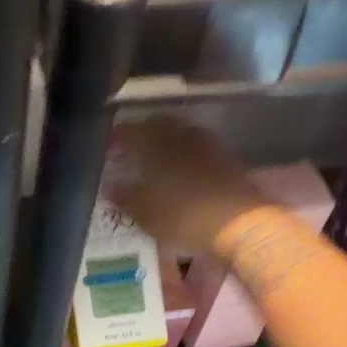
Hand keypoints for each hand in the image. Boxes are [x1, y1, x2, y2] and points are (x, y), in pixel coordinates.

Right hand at [107, 118, 265, 255]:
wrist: (238, 222)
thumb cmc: (184, 218)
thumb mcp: (146, 214)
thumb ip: (125, 197)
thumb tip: (110, 185)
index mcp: (157, 145)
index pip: (131, 131)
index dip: (117, 137)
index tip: (108, 147)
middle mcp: (181, 136)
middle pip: (158, 124)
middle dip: (143, 133)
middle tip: (131, 148)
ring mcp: (206, 144)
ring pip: (179, 132)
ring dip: (165, 140)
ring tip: (155, 157)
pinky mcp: (224, 157)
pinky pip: (196, 145)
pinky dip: (184, 151)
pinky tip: (181, 167)